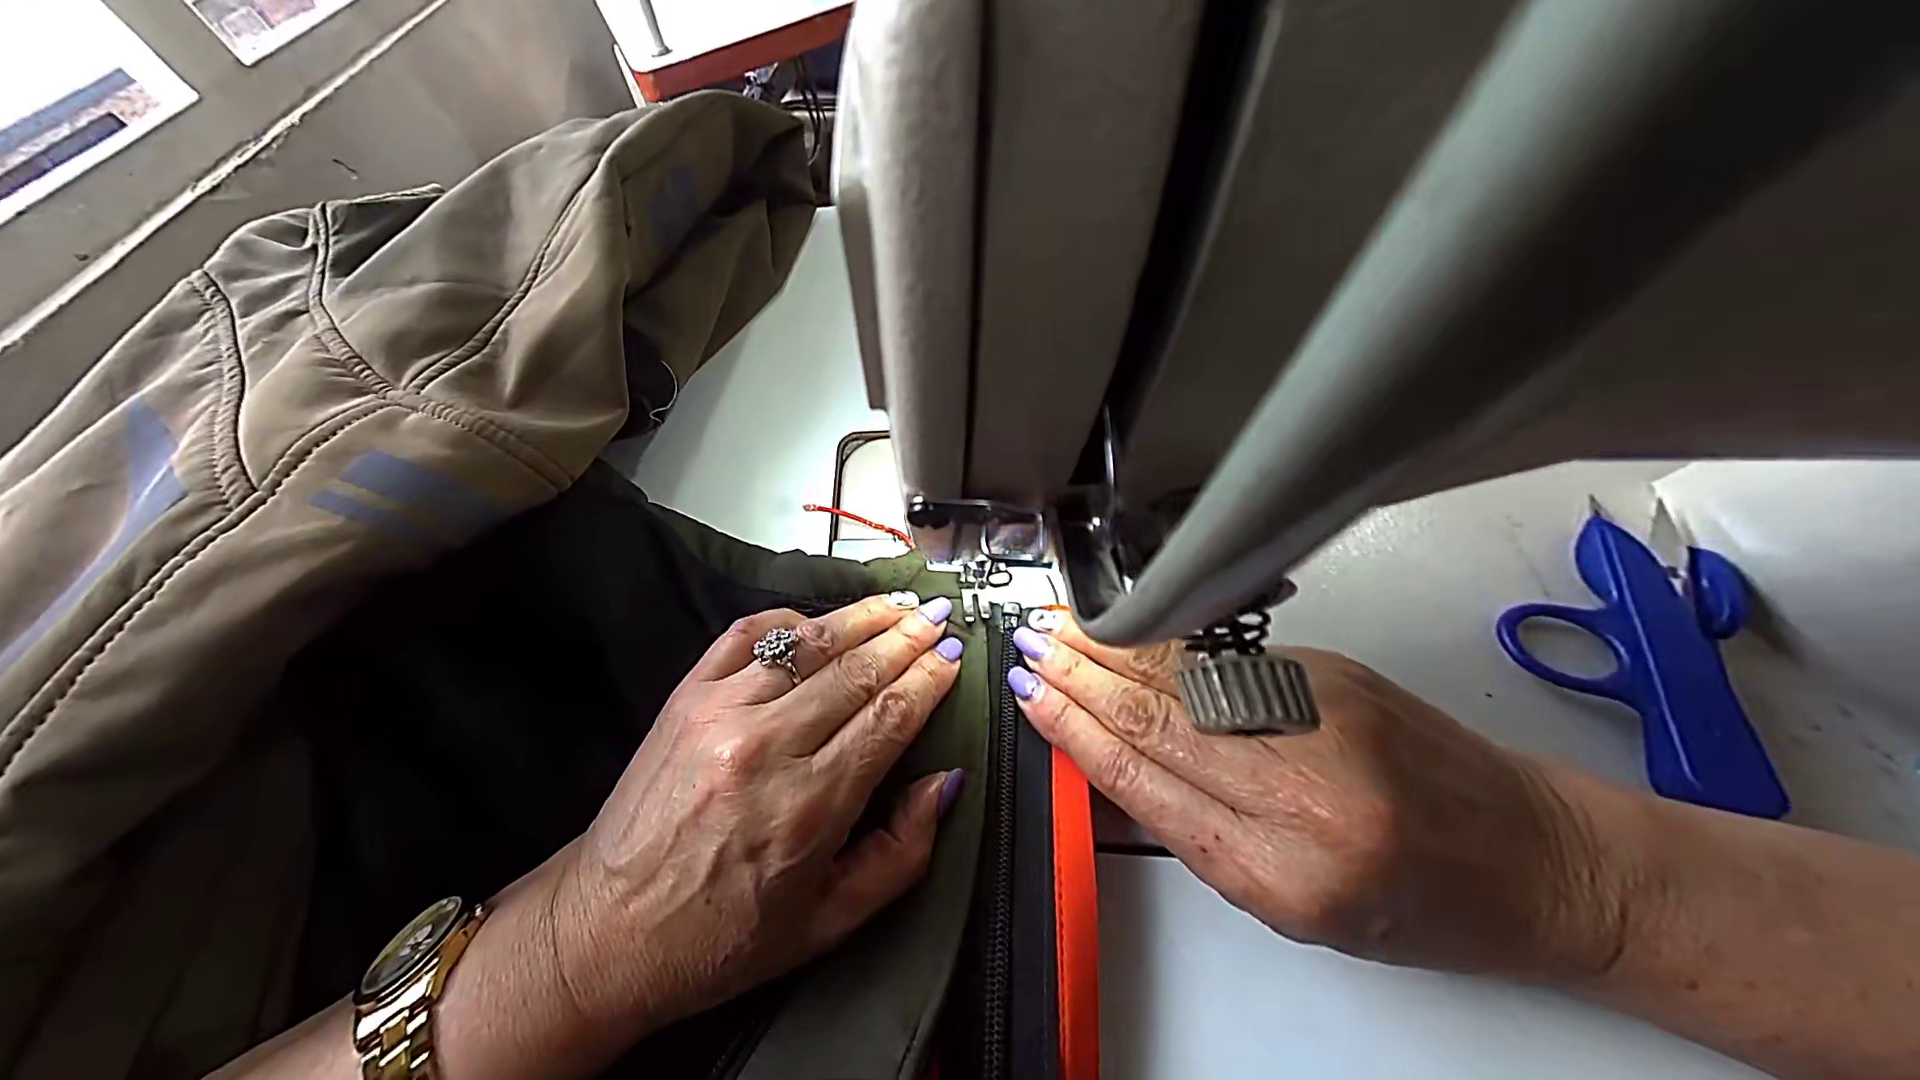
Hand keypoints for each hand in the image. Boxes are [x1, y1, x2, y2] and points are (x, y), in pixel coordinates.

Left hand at [548, 592, 966, 1045]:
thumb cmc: (724, 934)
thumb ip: (903, 851)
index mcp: (808, 806)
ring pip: (808, 643)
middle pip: (857, 671)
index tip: (954, 655)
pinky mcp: (684, 697)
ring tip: (897, 604)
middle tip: (938, 617)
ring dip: (861, 618)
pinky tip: (819, 621)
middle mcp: (765, 747)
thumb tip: (946, 781)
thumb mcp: (831, 920)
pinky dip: (790, 620)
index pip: (889, 715)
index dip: (930, 678)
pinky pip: (746, 635)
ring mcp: (718, 712)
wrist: (605, 931)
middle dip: (907, 637)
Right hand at [1007, 613, 1625, 979]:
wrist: (1533, 858)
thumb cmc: (1416, 901)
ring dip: (1112, 648)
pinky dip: (1165, 642)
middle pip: (1157, 715)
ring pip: (1184, 675)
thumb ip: (1195, 827)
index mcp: (1280, 868)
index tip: (1034, 697)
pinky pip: (1224, 657)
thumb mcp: (1288, 899)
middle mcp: (1300, 786)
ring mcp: (1321, 715)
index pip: (1145, 779)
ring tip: (1061, 627)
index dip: (1077, 731)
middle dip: (1080, 675)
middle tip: (1031, 645)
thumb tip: (1112, 763)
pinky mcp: (1335, 673)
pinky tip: (1128, 629)